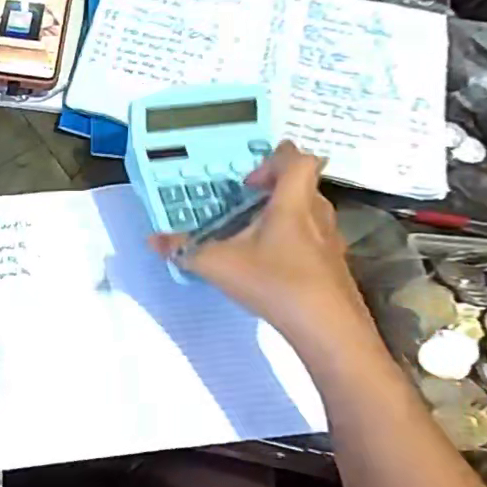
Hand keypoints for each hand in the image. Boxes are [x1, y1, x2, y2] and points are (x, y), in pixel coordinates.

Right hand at [149, 142, 373, 347]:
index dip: (273, 161)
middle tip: (246, 205)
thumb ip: (184, 250)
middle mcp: (317, 214)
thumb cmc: (274, 281)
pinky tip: (273, 268)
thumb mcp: (217, 265)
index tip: (249, 182)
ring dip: (285, 216)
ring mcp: (330, 240)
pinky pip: (314, 240)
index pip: (297, 159)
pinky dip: (294, 244)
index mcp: (292, 203)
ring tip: (256, 237)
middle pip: (303, 185)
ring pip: (310, 213)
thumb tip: (152, 240)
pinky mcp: (334, 265)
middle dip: (275, 190)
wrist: (327, 326)